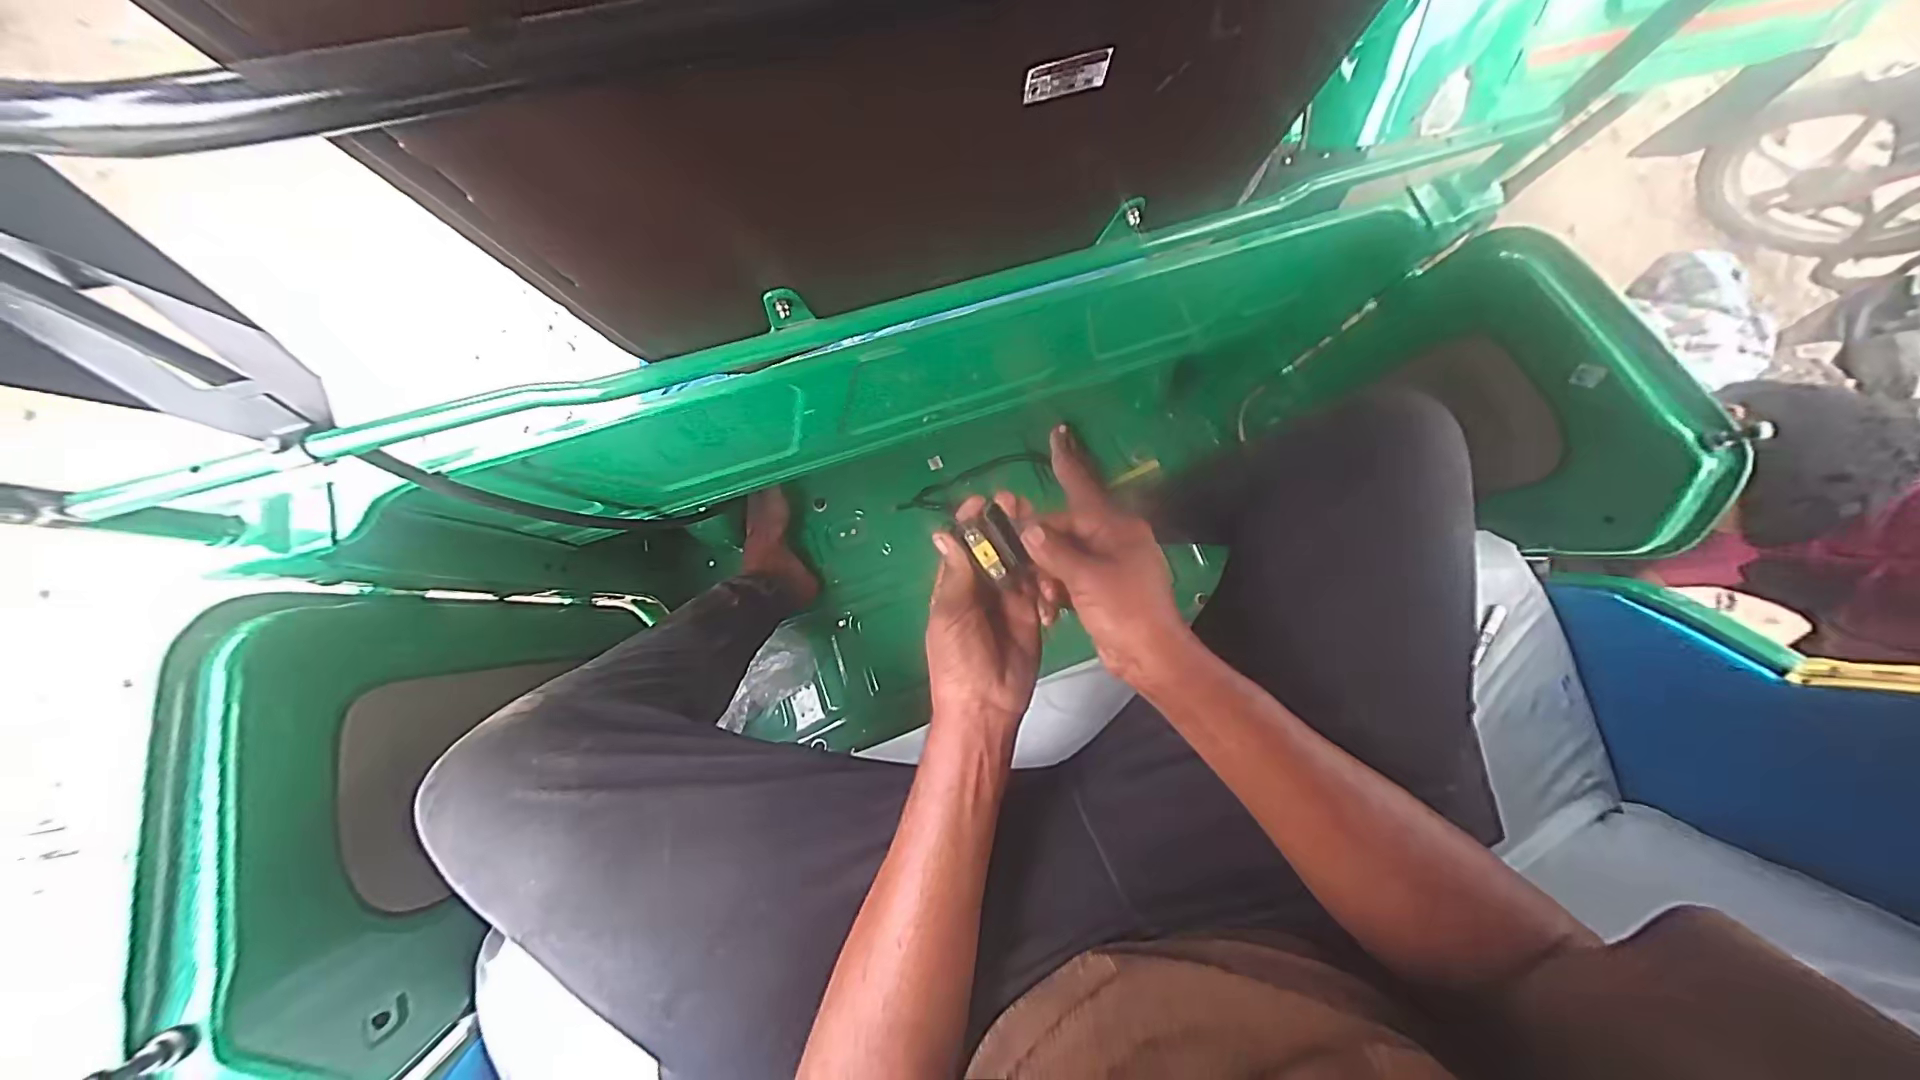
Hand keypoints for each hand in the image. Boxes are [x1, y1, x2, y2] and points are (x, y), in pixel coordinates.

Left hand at [925, 494, 1045, 736]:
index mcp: (955, 583)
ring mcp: (1009, 597)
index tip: (982, 501)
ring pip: (1020, 559)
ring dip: (1028, 544)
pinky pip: (1040, 584)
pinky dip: (1044, 577)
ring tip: (1038, 532)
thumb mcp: (949, 613)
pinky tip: (1044, 579)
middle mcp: (982, 585)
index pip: (963, 543)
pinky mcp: (1031, 610)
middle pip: (995, 545)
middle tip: (1017, 505)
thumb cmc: (957, 660)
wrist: (986, 703)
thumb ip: (955, 574)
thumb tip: (944, 534)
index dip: (971, 520)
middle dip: (1005, 524)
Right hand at [1021, 426, 1189, 682]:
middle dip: (1041, 548)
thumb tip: (1028, 528)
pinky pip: (1069, 576)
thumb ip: (1054, 550)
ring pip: (1062, 555)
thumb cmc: (1124, 609)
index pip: (1083, 486)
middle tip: (1021, 566)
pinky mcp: (1100, 586)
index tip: (1058, 432)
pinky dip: (1057, 589)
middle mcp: (1112, 538)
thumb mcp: (1086, 577)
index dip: (1067, 460)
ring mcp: (1107, 563)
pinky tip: (1050, 609)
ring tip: (1044, 598)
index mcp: (1116, 526)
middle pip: (1063, 528)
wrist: (1149, 655)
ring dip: (1047, 574)